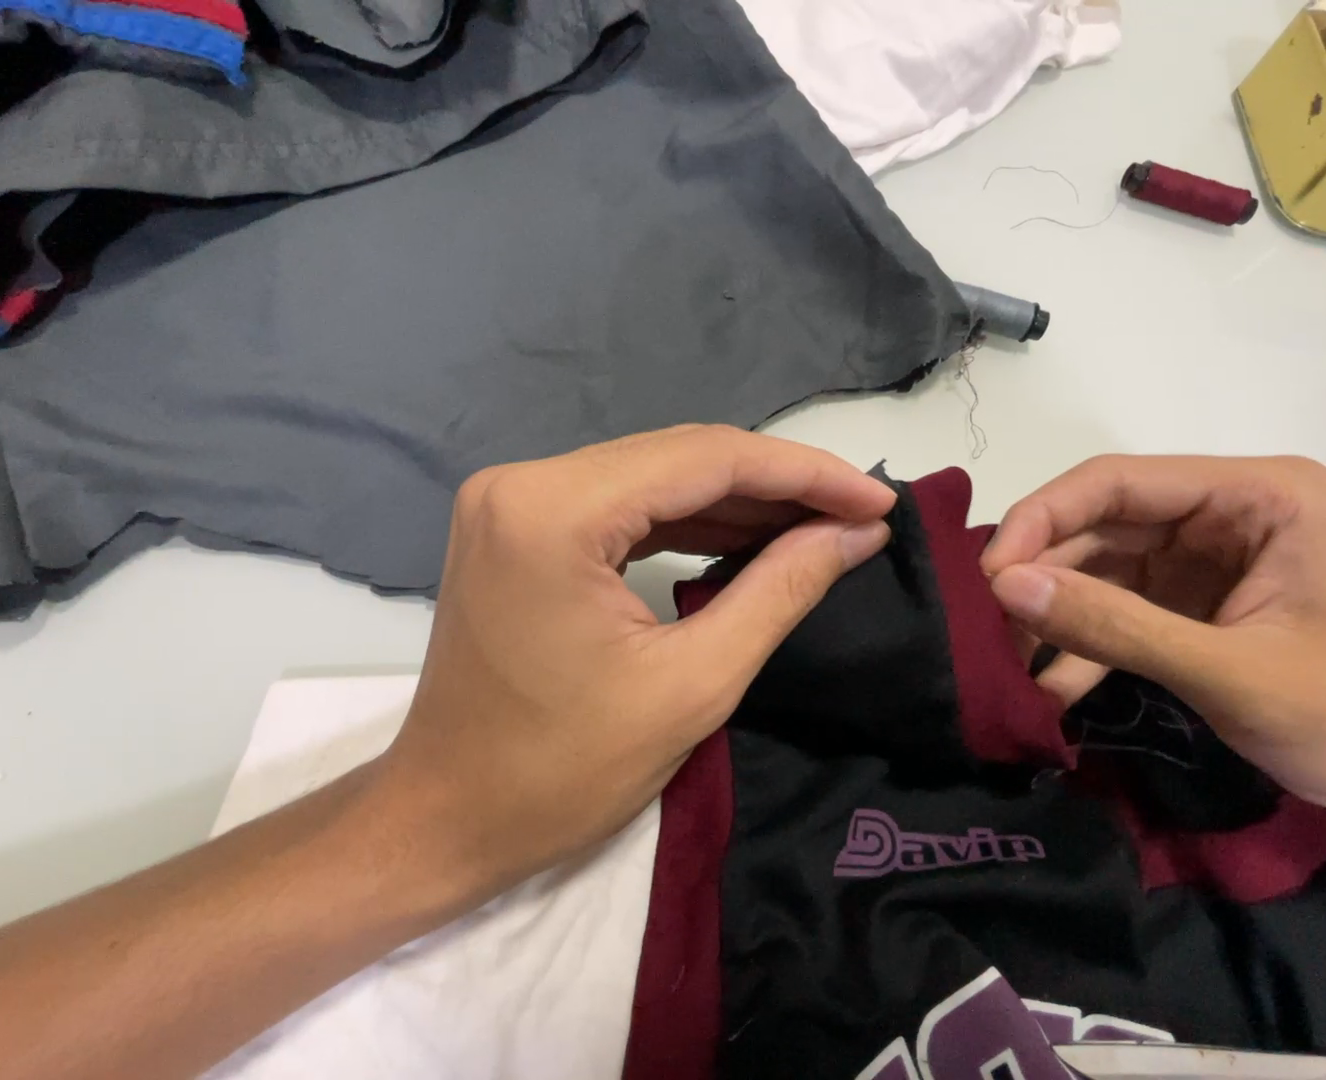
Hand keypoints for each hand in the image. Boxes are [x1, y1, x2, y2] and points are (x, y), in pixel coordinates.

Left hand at [366, 425, 893, 907]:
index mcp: (553, 510)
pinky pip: (620, 506)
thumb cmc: (563, 773)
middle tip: (858, 513)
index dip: (804, 473)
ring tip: (819, 527)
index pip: (705, 459)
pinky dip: (686, 521)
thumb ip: (782, 590)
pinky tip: (747, 537)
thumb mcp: (694, 683)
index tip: (877, 498)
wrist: (447, 819)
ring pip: (652, 478)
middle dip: (776, 485)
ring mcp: (512, 501)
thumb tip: (859, 530)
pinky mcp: (517, 527)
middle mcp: (523, 481)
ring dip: (736, 502)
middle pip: (677, 457)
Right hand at [978, 455, 1325, 824]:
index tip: (989, 576)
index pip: (1117, 481)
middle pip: (1102, 525)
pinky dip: (1087, 647)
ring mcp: (1211, 561)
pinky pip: (1122, 610)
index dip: (1041, 519)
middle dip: (1043, 576)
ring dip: (1057, 617)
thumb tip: (1002, 586)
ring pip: (1101, 570)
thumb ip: (1110, 625)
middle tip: (990, 629)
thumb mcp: (1226, 672)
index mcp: (1256, 495)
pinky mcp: (1200, 606)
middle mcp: (1228, 514)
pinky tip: (1052, 689)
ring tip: (1012, 666)